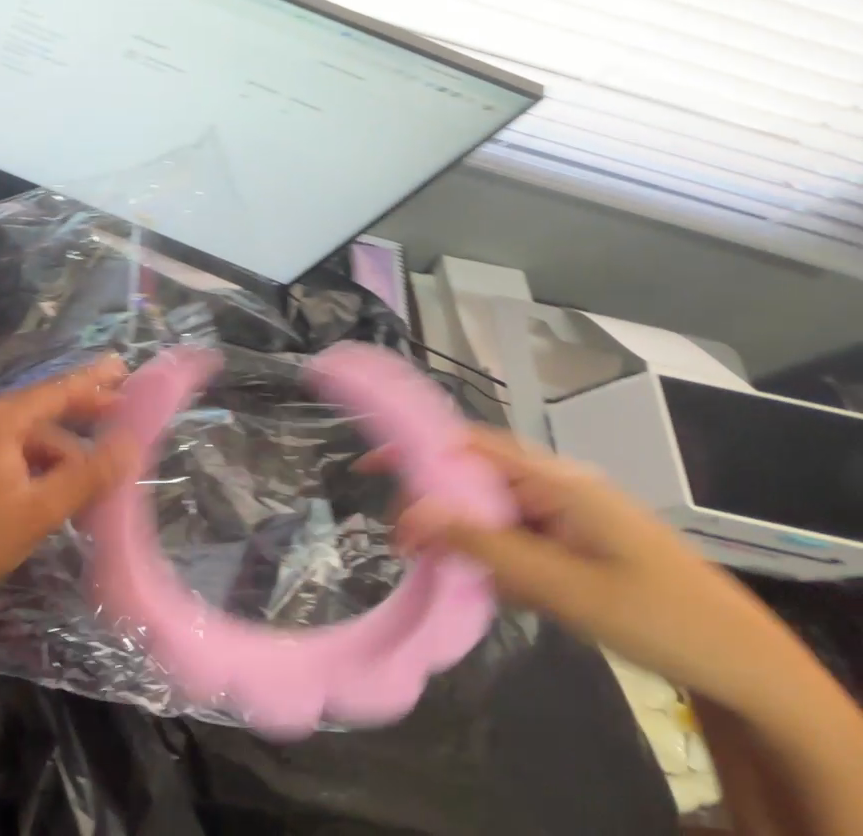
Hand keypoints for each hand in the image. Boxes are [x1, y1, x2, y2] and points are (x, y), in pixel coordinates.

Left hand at [0, 357, 136, 632]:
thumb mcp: (42, 510)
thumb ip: (88, 474)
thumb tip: (129, 443)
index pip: (55, 392)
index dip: (92, 381)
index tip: (123, 367)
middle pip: (43, 413)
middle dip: (83, 423)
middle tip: (124, 427)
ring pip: (31, 439)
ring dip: (63, 458)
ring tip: (95, 490)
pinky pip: (14, 453)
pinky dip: (41, 468)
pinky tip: (61, 493)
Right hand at [370, 428, 814, 716]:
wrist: (747, 669)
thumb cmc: (658, 618)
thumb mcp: (560, 585)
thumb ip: (481, 545)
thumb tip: (408, 509)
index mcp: (560, 483)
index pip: (470, 446)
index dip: (415, 447)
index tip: (368, 468)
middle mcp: (560, 489)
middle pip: (474, 481)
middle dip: (434, 510)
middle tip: (406, 550)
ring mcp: (570, 518)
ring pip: (490, 515)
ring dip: (464, 542)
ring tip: (446, 576)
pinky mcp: (575, 545)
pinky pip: (514, 539)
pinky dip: (493, 560)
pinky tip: (494, 591)